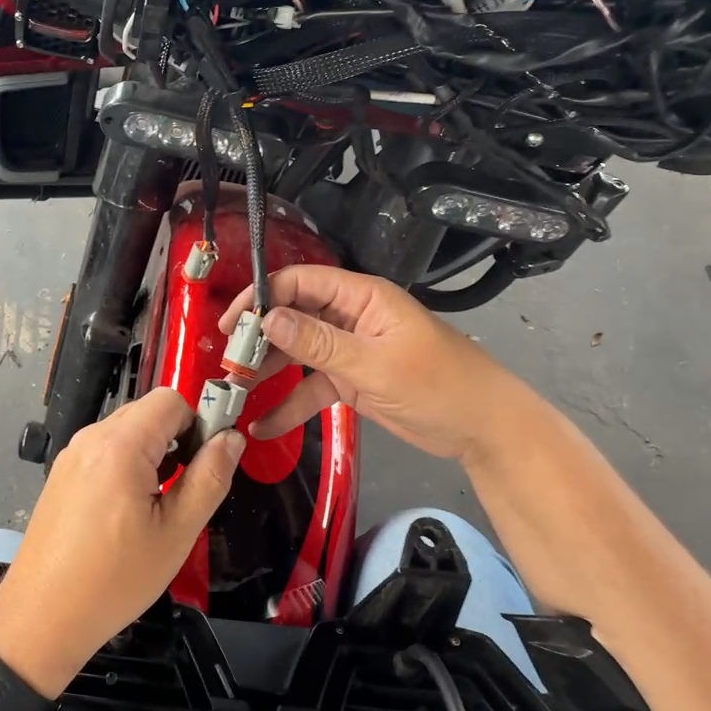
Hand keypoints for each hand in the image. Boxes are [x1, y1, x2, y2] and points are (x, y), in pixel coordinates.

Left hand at [0, 387, 243, 697]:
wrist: (43, 618)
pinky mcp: (62, 474)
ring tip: (159, 505)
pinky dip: (127, 466)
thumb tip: (232, 438)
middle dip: (177, 439)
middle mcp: (91, 438)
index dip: (199, 421)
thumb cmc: (115, 579)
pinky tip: (129, 511)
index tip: (208, 461)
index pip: (171, 399)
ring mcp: (72, 455)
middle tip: (187, 489)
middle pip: (148, 412)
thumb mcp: (177, 533)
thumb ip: (210, 477)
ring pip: (127, 432)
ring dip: (153, 454)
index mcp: (120, 445)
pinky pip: (105, 451)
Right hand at [220, 265, 543, 462]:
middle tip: (227, 361)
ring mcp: (349, 350)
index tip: (232, 323)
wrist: (483, 428)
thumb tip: (267, 318)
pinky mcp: (351, 380)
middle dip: (258, 337)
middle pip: (293, 316)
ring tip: (235, 391)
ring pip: (297, 352)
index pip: (301, 282)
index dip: (263, 297)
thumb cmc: (438, 384)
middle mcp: (350, 317)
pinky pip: (311, 387)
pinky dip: (289, 405)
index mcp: (361, 297)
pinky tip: (262, 425)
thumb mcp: (374, 363)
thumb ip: (318, 342)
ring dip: (268, 370)